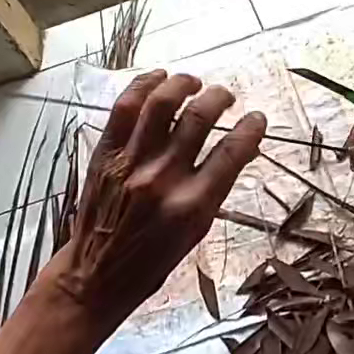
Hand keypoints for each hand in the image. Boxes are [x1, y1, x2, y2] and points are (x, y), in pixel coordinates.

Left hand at [0, 70, 264, 353]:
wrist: (96, 275)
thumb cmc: (152, 260)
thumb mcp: (196, 231)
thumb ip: (215, 188)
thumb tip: (240, 148)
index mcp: (193, 206)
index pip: (232, 153)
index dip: (251, 128)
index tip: (257, 117)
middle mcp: (163, 179)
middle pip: (198, 119)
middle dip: (219, 98)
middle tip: (226, 96)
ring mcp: (131, 163)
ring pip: (161, 104)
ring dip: (184, 84)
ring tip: (195, 81)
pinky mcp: (106, 154)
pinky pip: (125, 108)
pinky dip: (144, 86)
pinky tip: (160, 78)